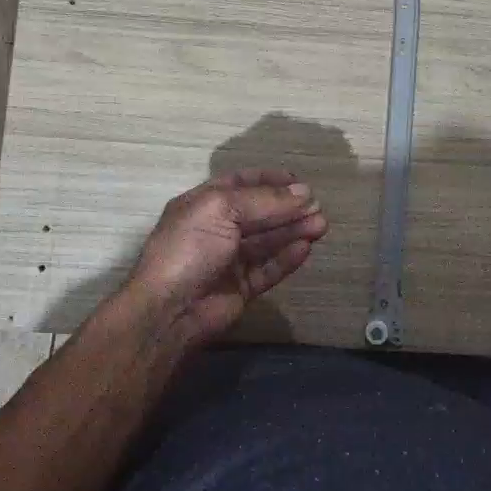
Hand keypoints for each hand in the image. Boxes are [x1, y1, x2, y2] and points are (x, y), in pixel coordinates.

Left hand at [121, 169, 328, 350]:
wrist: (169, 310)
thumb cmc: (190, 247)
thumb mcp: (222, 209)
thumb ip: (265, 200)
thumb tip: (305, 193)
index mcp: (203, 204)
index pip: (240, 184)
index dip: (269, 180)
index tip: (298, 182)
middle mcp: (216, 228)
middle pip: (259, 213)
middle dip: (287, 208)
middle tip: (318, 207)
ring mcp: (228, 260)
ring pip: (267, 241)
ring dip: (293, 231)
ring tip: (321, 225)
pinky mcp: (240, 288)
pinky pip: (268, 269)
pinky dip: (287, 258)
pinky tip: (306, 248)